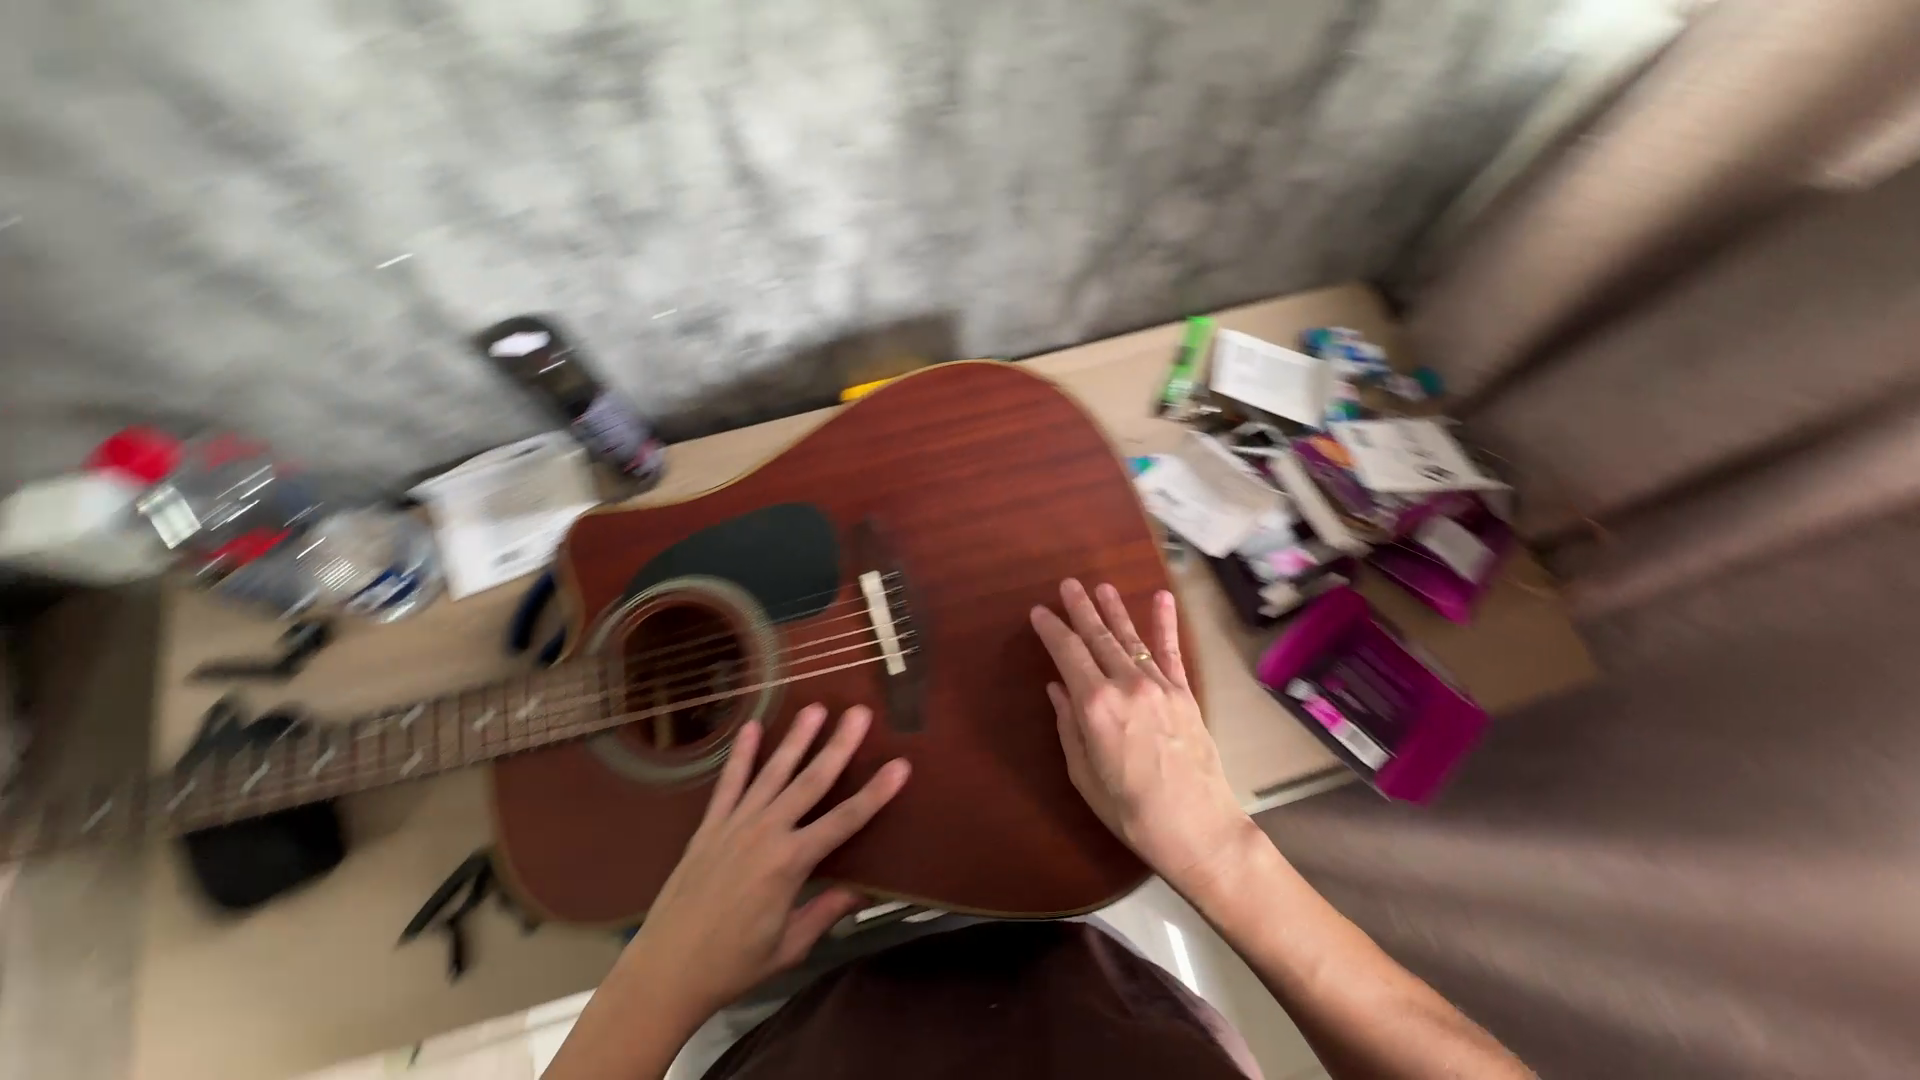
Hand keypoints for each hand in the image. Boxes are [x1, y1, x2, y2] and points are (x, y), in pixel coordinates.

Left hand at [618, 704, 910, 1022]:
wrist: (665, 971)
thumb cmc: (732, 966)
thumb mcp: (788, 948)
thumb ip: (824, 913)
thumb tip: (862, 891)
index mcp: (790, 864)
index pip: (844, 821)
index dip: (876, 793)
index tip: (900, 765)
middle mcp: (765, 834)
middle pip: (810, 782)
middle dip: (838, 746)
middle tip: (859, 713)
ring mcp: (734, 825)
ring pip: (772, 773)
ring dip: (796, 739)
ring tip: (815, 708)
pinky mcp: (708, 828)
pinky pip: (728, 784)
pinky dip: (741, 755)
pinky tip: (751, 728)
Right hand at [1030, 579, 1254, 896]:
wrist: (1196, 827)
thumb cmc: (1129, 811)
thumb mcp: (1084, 775)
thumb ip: (1068, 726)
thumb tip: (1057, 689)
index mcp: (1094, 705)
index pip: (1067, 653)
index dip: (1051, 629)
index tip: (1039, 612)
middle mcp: (1126, 685)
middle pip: (1097, 637)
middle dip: (1080, 609)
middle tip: (1068, 585)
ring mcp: (1159, 686)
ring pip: (1130, 638)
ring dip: (1114, 609)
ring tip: (1100, 586)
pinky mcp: (1184, 694)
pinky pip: (1171, 651)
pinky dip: (1165, 623)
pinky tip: (1161, 598)